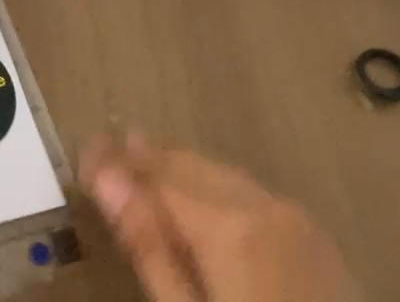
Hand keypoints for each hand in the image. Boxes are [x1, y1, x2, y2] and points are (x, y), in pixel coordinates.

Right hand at [81, 134, 362, 301]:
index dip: (115, 164)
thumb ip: (150, 246)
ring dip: (178, 168)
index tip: (83, 155)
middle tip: (103, 153)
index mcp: (228, 224)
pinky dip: (215, 187)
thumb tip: (106, 179)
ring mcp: (295, 218)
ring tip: (141, 167)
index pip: (154, 174)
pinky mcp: (316, 238)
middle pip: (189, 165)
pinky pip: (252, 194)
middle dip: (144, 158)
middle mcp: (263, 204)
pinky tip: (199, 198)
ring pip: (221, 175)